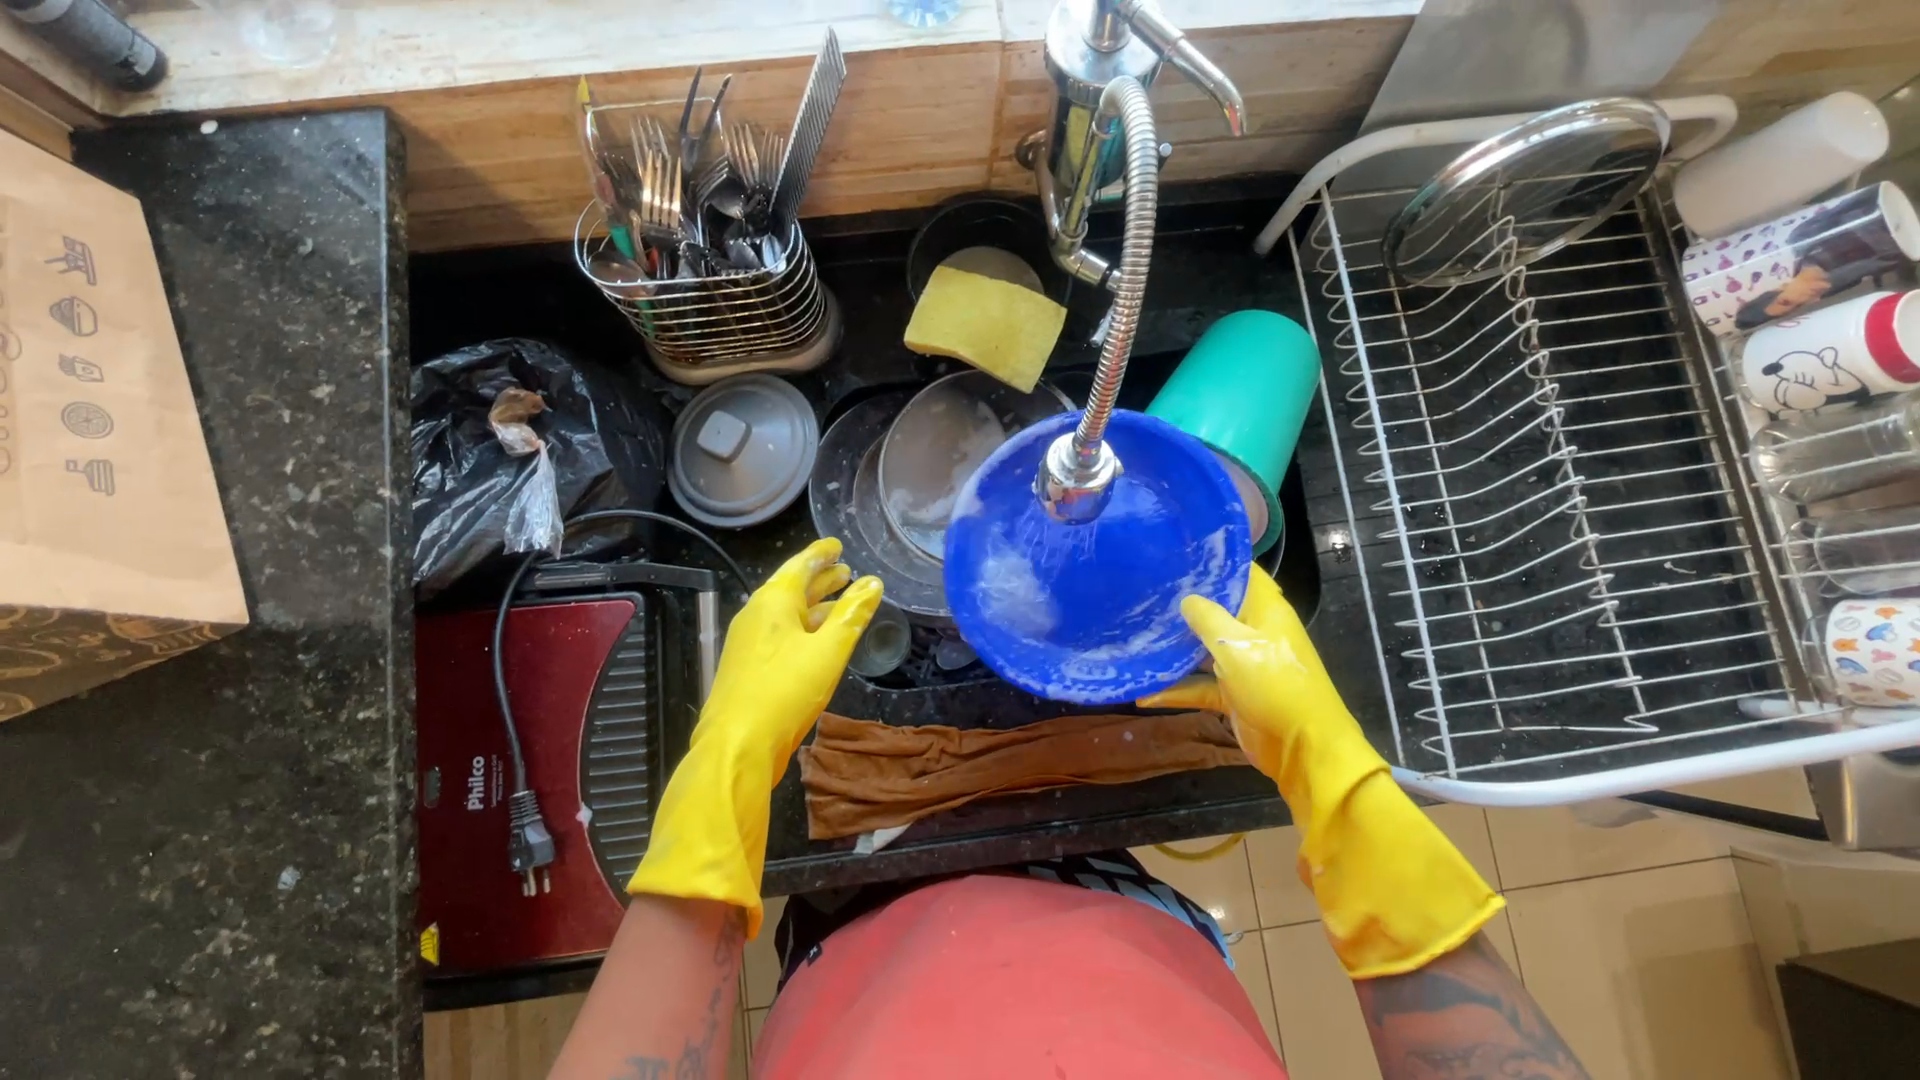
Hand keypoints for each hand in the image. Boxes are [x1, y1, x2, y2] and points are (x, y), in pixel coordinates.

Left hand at [626, 537, 881, 937]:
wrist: (736, 746)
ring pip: (786, 614)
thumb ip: (851, 615)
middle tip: (846, 570)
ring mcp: (749, 643)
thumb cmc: (784, 692)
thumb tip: (873, 582)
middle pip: (792, 588)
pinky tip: (818, 641)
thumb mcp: (828, 651)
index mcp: (772, 602)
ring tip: (841, 602)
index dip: (821, 553)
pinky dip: (804, 628)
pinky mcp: (748, 668)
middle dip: (820, 578)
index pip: (800, 565)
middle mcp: (756, 616)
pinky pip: (781, 635)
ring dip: (814, 605)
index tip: (838, 544)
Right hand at [1140, 564, 1366, 791]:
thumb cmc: (1274, 684)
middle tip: (1147, 591)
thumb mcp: (1235, 645)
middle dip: (1187, 603)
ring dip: (1177, 647)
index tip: (1180, 552)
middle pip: (1219, 610)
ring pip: (1206, 649)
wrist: (1303, 747)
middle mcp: (1255, 632)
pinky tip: (1143, 694)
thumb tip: (1186, 599)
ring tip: (1138, 634)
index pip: (1244, 573)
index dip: (1217, 560)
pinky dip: (1176, 690)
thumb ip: (1207, 618)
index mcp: (1265, 611)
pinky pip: (1200, 686)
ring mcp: (1245, 665)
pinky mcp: (1235, 694)